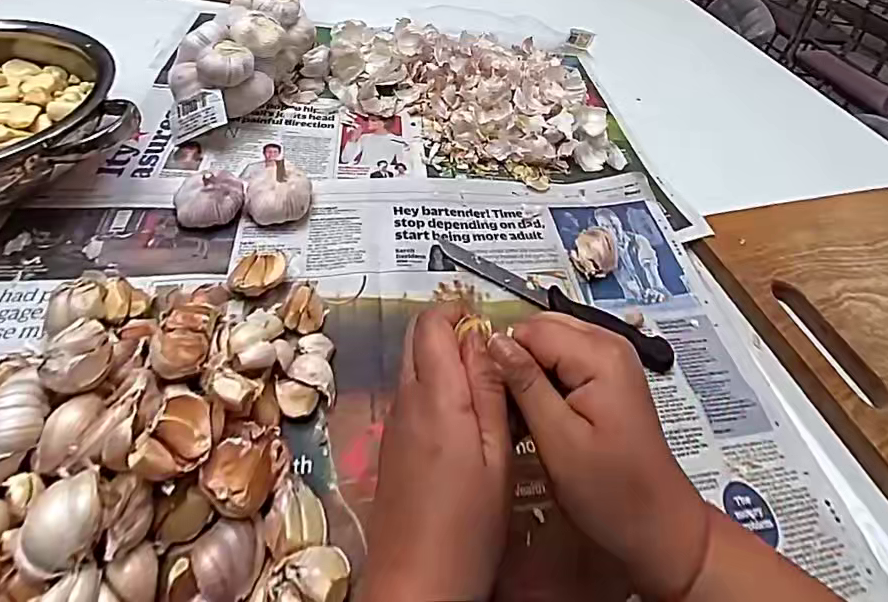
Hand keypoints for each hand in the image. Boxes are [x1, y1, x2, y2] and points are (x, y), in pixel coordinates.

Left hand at [358, 302, 511, 601]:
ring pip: (413, 363)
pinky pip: (410, 391)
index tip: (485, 327)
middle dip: (448, 330)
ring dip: (441, 358)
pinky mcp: (392, 438)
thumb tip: (482, 337)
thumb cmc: (467, 523)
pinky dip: (432, 385)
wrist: (417, 579)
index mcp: (433, 393)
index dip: (457, 312)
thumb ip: (487, 389)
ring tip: (481, 386)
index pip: (431, 322)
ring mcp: (394, 416)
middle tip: (487, 354)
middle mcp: (405, 396)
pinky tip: (460, 418)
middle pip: (417, 336)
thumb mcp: (495, 454)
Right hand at [489, 313, 711, 601]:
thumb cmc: (614, 495)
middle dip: (517, 360)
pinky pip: (561, 354)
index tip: (498, 395)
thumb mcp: (559, 442)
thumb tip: (494, 341)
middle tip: (512, 406)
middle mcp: (608, 343)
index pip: (530, 329)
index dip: (506, 358)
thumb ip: (525, 384)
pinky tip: (541, 409)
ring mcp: (610, 355)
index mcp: (600, 355)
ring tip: (526, 410)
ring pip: (546, 339)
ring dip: (528, 369)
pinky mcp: (607, 370)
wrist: (662, 531)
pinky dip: (543, 376)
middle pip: (538, 327)